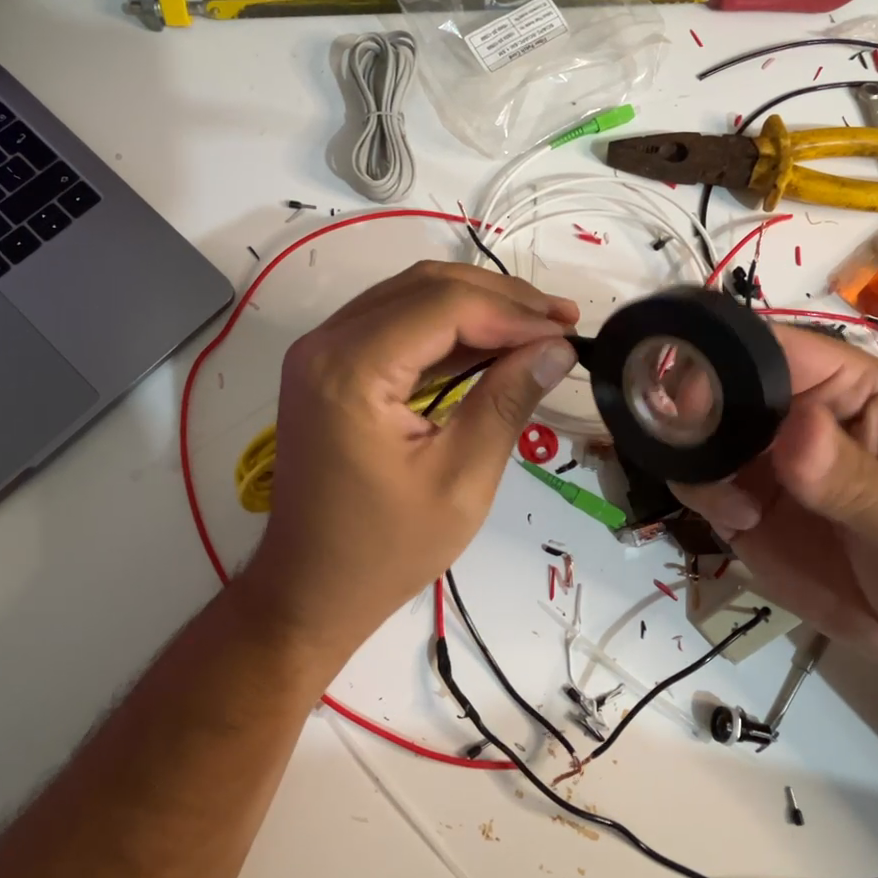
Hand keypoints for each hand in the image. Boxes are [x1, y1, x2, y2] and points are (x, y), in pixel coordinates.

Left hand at [240, 262, 579, 658]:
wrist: (311, 589)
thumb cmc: (386, 550)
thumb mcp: (461, 481)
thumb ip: (507, 402)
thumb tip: (557, 347)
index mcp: (350, 370)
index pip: (444, 307)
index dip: (513, 314)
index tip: (566, 332)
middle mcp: (325, 343)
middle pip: (425, 288)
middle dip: (499, 300)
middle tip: (561, 321)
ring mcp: (319, 352)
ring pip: (410, 297)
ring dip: (476, 307)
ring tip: (537, 327)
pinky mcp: (326, 367)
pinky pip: (393, 324)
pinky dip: (445, 329)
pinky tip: (491, 344)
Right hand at [670, 326, 877, 665]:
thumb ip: (855, 481)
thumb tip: (795, 428)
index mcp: (848, 390)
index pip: (777, 351)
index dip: (731, 360)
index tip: (697, 400)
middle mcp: (796, 412)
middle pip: (721, 381)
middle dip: (694, 407)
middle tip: (696, 453)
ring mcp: (765, 459)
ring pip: (697, 430)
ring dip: (692, 455)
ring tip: (733, 505)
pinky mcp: (742, 504)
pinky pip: (697, 480)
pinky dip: (699, 492)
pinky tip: (739, 521)